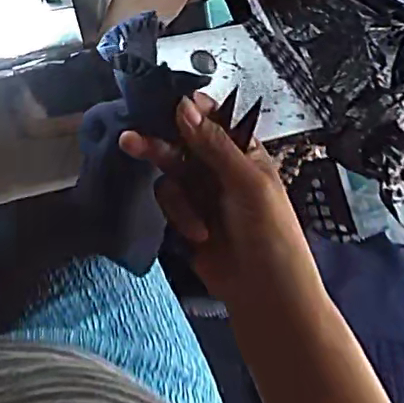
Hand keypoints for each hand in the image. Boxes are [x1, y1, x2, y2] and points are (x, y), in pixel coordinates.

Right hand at [120, 92, 323, 312]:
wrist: (267, 297)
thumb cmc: (272, 235)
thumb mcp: (247, 183)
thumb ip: (213, 144)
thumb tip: (184, 106)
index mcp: (242, 151)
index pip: (213, 118)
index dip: (189, 109)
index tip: (165, 105)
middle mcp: (218, 166)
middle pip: (181, 142)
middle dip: (159, 141)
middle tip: (131, 138)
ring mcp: (201, 192)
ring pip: (170, 171)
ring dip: (172, 190)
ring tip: (179, 207)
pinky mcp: (186, 217)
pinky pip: (168, 201)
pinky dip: (179, 215)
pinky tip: (197, 233)